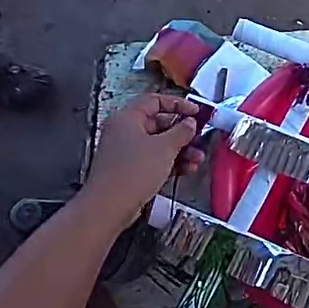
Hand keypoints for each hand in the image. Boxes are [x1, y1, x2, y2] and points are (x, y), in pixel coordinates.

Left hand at [83, 93, 204, 218]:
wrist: (110, 206)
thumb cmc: (133, 172)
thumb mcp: (164, 148)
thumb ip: (181, 131)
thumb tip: (190, 123)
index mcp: (127, 118)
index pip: (155, 101)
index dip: (178, 104)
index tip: (195, 111)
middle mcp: (124, 131)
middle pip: (159, 123)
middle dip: (182, 132)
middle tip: (199, 137)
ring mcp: (126, 151)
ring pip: (158, 144)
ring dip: (180, 150)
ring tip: (197, 158)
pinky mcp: (129, 170)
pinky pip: (154, 160)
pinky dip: (171, 162)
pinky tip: (187, 169)